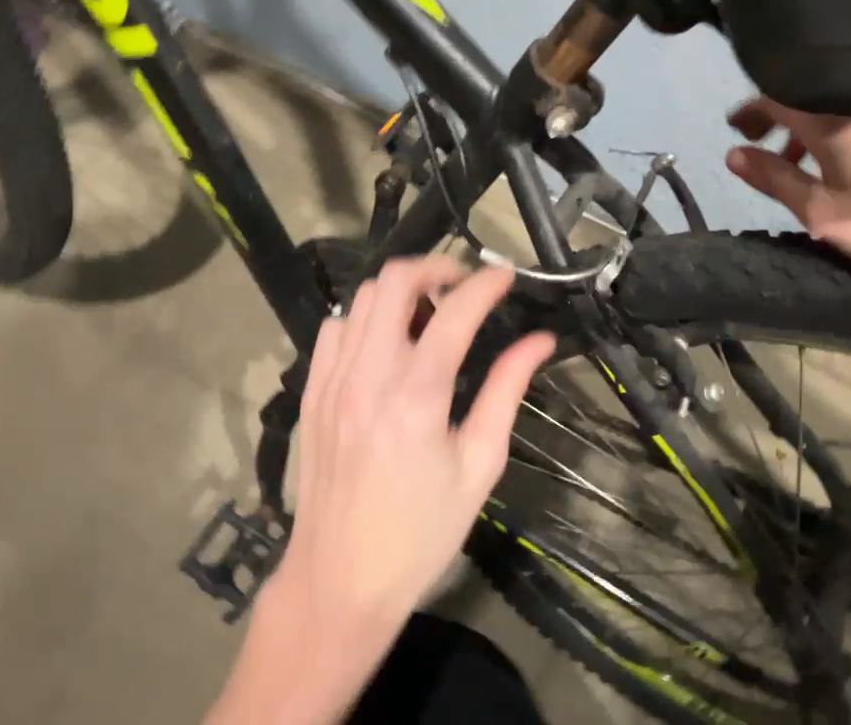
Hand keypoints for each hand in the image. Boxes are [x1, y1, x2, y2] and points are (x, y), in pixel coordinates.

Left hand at [279, 256, 556, 628]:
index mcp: (416, 397)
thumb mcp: (478, 467)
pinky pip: (334, 330)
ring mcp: (331, 382)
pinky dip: (364, 320)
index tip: (507, 276)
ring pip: (361, 299)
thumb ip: (507, 393)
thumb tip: (539, 343)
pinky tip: (386, 345)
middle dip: (435, 268)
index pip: (453, 312)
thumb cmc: (421, 533)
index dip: (486, 284)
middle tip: (463, 288)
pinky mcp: (311, 394)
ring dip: (400, 293)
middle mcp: (367, 376)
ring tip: (429, 317)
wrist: (339, 581)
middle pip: (393, 283)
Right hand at [725, 97, 850, 277]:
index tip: (736, 131)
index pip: (773, 96)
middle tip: (758, 143)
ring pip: (834, 103)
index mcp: (827, 117)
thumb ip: (776, 181)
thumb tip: (732, 155)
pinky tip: (846, 157)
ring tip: (798, 159)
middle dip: (775, 115)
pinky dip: (840, 126)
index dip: (749, 111)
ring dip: (807, 124)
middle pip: (804, 94)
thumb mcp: (826, 214)